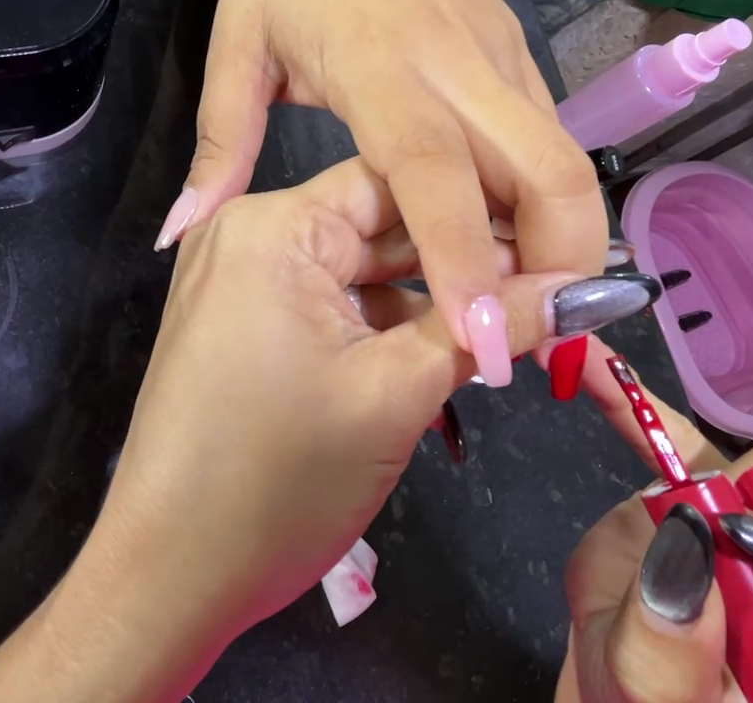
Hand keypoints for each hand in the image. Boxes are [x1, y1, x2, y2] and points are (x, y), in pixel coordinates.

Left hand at [0, 161, 655, 701]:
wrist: (171, 573)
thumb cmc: (280, 480)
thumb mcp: (397, 394)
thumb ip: (489, 326)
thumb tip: (581, 286)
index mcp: (275, 224)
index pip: (400, 179)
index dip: (482, 213)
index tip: (559, 248)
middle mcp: (251, 230)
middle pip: (381, 224)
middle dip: (461, 266)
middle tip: (553, 296)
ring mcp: (241, 275)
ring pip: (361, 267)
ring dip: (427, 300)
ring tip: (507, 329)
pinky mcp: (244, 317)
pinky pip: (330, 298)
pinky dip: (383, 322)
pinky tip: (440, 350)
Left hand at [160, 0, 609, 389]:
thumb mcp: (234, 52)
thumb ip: (219, 149)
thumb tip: (176, 233)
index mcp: (377, 68)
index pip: (435, 174)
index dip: (465, 260)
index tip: (485, 342)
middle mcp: (455, 63)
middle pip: (546, 169)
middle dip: (561, 260)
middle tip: (537, 335)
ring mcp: (496, 50)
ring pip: (561, 153)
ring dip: (564, 233)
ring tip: (529, 299)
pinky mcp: (514, 42)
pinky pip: (545, 128)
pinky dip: (545, 190)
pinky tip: (512, 230)